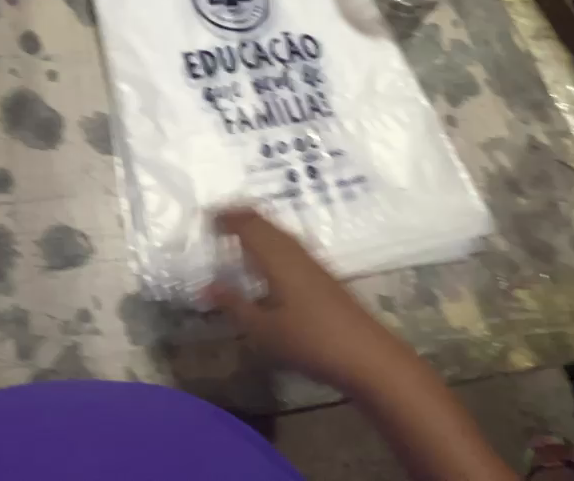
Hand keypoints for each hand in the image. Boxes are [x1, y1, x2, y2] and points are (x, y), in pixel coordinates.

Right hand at [204, 205, 407, 393]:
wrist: (368, 356)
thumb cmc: (310, 340)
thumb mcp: (264, 330)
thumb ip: (234, 305)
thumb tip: (205, 286)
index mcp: (275, 256)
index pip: (247, 224)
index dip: (226, 217)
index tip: (205, 217)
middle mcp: (293, 249)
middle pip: (264, 221)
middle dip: (240, 216)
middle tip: (217, 221)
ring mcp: (311, 260)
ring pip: (278, 231)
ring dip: (257, 227)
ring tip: (237, 236)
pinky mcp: (322, 273)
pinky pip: (289, 243)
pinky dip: (271, 240)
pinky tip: (268, 261)